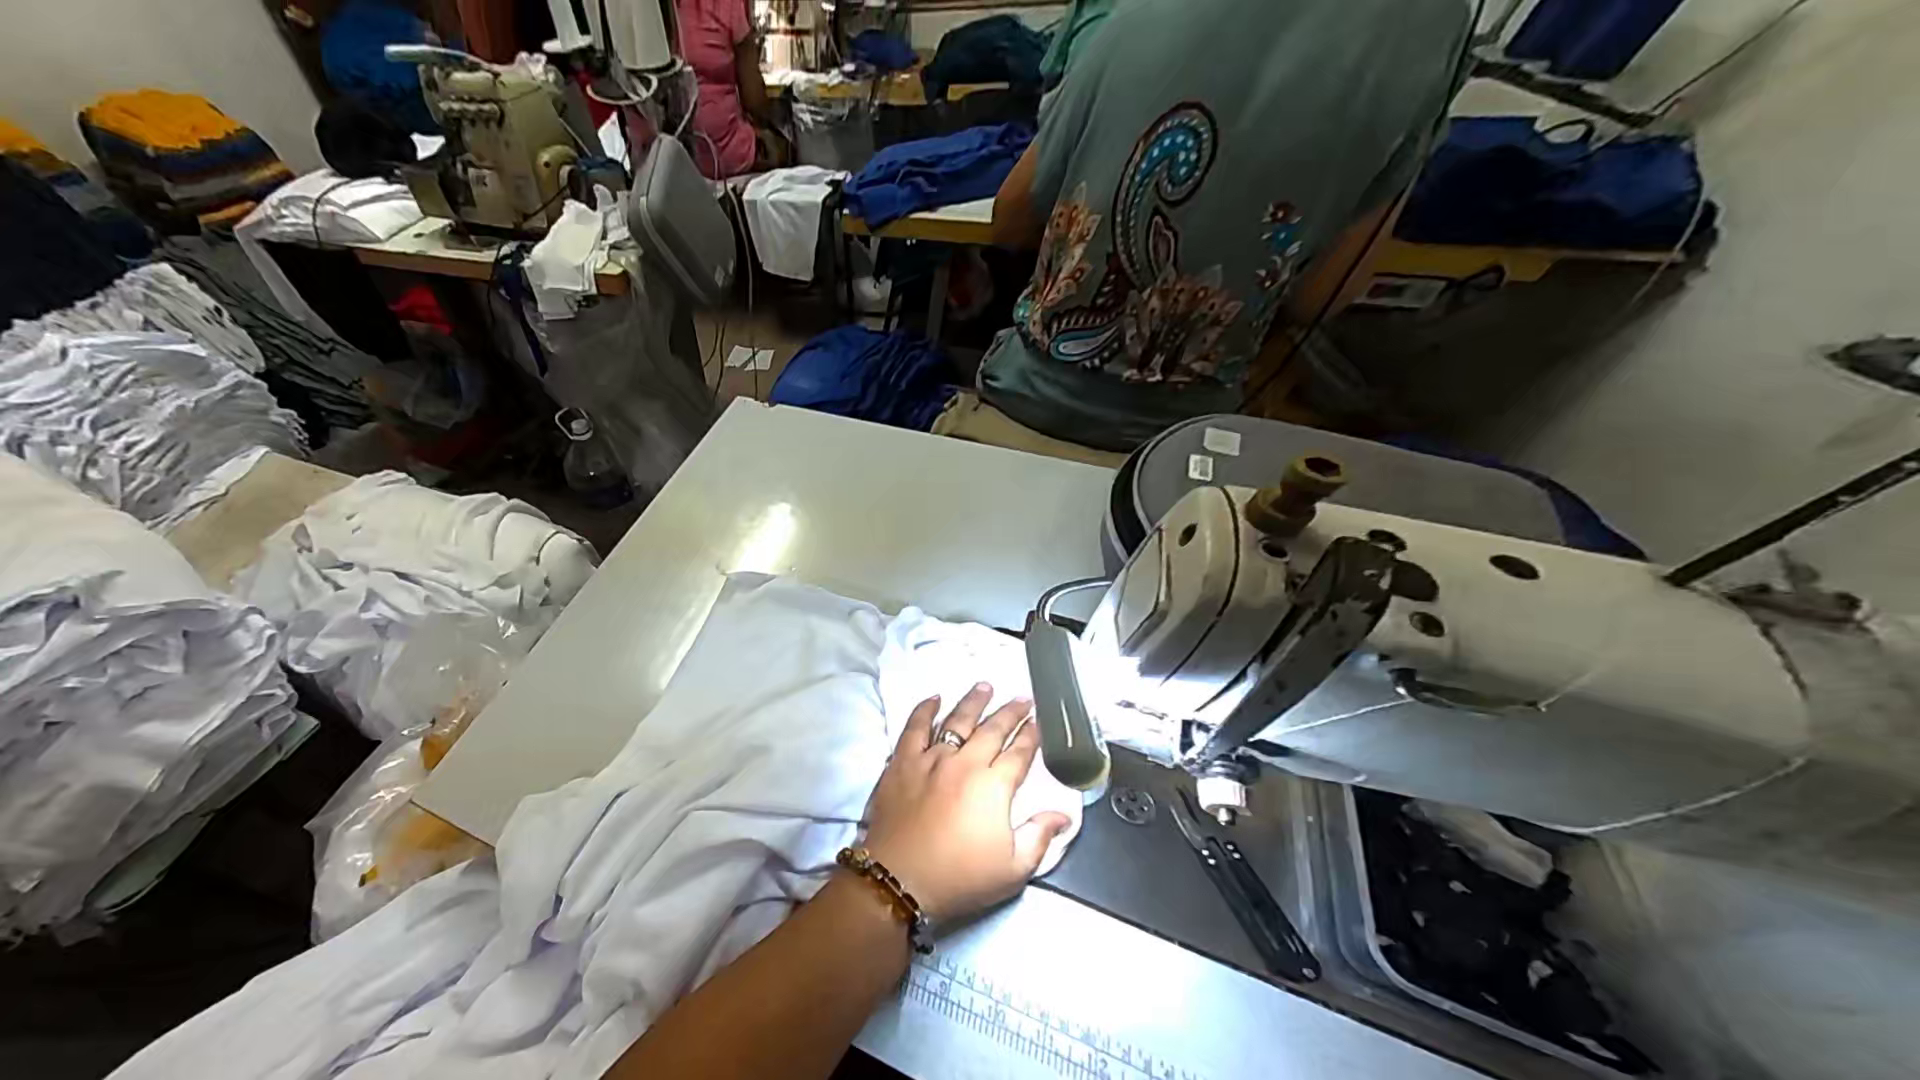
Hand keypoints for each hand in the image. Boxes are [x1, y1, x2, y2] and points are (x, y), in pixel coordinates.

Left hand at [861, 683, 1072, 923]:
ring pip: (956, 721)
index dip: (1031, 736)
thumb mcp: (1012, 870)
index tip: (1038, 722)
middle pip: (992, 729)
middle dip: (1010, 712)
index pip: (1019, 753)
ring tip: (985, 686)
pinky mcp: (902, 762)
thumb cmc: (959, 879)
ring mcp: (931, 759)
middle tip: (1022, 698)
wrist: (897, 882)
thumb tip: (1063, 816)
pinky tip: (934, 699)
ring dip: (973, 702)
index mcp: (993, 786)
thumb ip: (1039, 837)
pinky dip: (924, 711)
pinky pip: (914, 728)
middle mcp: (965, 763)